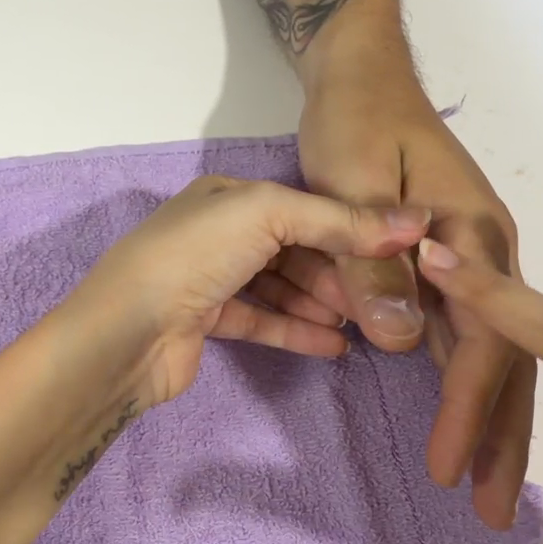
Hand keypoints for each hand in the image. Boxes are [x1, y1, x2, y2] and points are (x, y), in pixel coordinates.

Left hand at [62, 176, 429, 406]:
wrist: (128, 330)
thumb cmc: (195, 254)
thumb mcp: (266, 215)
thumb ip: (338, 218)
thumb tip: (414, 220)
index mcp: (226, 196)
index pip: (300, 208)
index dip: (347, 229)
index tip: (395, 255)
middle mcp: (217, 232)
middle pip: (292, 249)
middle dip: (336, 272)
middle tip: (380, 301)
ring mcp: (209, 277)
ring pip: (278, 286)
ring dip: (319, 303)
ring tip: (362, 324)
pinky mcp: (205, 321)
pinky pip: (261, 320)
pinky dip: (295, 330)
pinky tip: (333, 347)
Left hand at [298, 58, 534, 527]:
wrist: (354, 71)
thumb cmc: (354, 118)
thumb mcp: (351, 180)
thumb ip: (372, 259)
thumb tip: (405, 343)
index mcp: (471, 233)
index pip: (480, 338)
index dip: (464, 407)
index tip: (450, 470)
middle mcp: (478, 250)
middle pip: (496, 352)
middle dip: (495, 430)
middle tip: (492, 506)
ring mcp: (455, 253)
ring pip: (470, 344)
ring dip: (472, 409)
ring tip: (474, 473)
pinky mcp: (424, 254)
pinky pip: (438, 322)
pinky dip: (437, 366)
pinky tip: (438, 402)